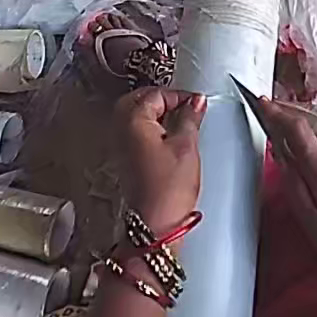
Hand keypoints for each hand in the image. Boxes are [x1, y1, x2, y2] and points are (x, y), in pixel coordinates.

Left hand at [115, 86, 205, 235]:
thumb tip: (196, 102)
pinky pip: (133, 131)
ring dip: (154, 111)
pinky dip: (149, 126)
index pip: (155, 94)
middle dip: (162, 99)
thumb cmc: (168, 188)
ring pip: (133, 115)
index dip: (178, 95)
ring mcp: (120, 144)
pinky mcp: (124, 158)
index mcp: (133, 120)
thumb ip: (190, 118)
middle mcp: (121, 129)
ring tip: (178, 118)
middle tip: (185, 105)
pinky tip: (166, 135)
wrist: (156, 222)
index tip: (196, 102)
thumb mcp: (186, 145)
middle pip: (138, 100)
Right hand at [253, 96, 316, 288]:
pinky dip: (311, 160)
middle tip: (262, 123)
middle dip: (283, 127)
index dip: (276, 112)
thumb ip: (296, 191)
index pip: (297, 129)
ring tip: (281, 153)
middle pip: (305, 135)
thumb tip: (281, 162)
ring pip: (315, 150)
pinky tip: (307, 174)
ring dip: (298, 148)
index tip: (260, 100)